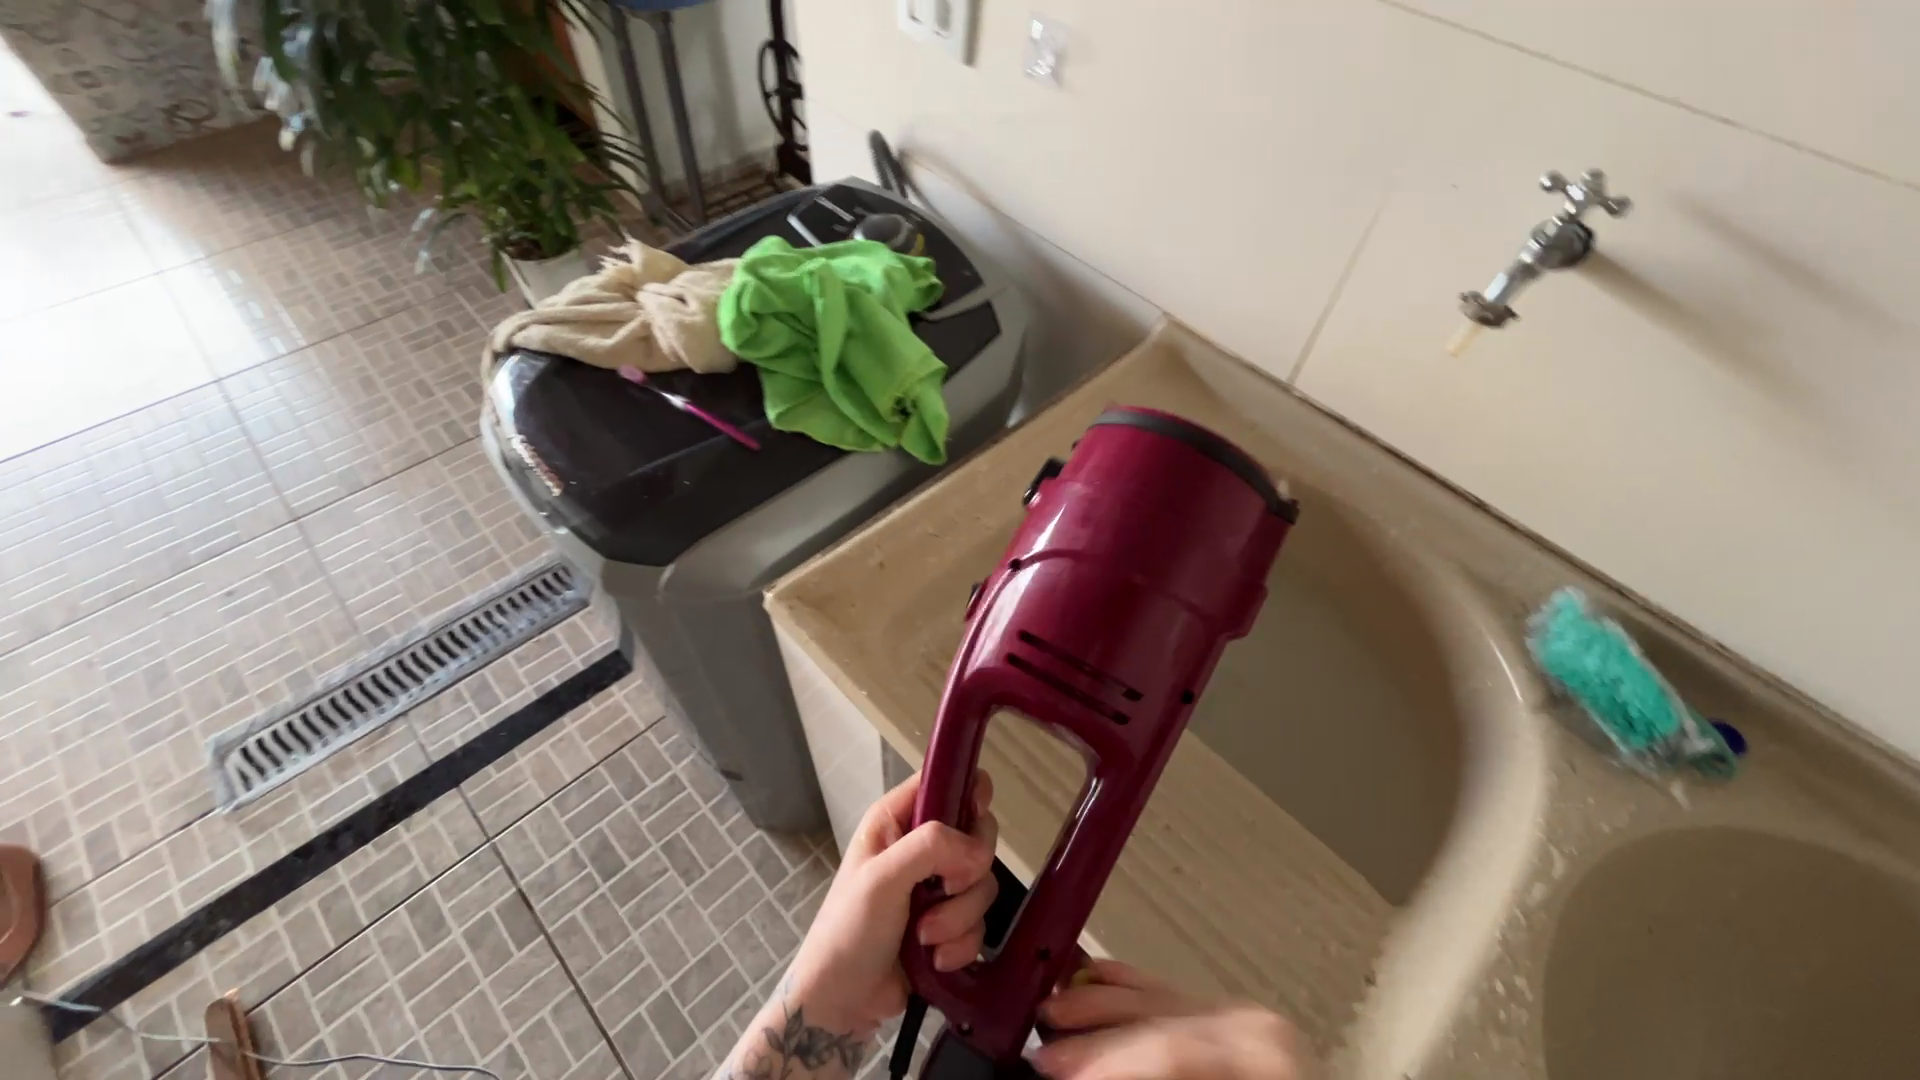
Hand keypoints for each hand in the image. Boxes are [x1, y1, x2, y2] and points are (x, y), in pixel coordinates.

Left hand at [783, 770, 999, 1036]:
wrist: (842, 1004)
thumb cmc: (848, 930)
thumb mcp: (882, 878)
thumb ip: (931, 847)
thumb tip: (978, 851)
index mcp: (897, 820)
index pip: (944, 782)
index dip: (968, 793)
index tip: (975, 820)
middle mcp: (920, 846)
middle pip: (976, 834)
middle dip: (967, 871)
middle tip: (944, 889)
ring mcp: (937, 886)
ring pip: (982, 883)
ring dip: (959, 917)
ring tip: (925, 937)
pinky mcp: (950, 923)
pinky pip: (980, 922)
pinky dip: (962, 943)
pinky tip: (935, 959)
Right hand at [1032, 960, 1313, 1079]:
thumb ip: (1148, 1072)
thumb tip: (1082, 1070)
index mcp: (1254, 1051)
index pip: (1164, 1045)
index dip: (1104, 1055)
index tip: (1051, 1064)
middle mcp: (1248, 1022)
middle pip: (1152, 1013)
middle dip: (1090, 1027)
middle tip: (1038, 1042)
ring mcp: (1241, 1013)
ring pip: (1154, 996)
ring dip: (1097, 1002)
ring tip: (1049, 1010)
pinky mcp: (1231, 1016)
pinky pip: (1170, 994)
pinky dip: (1127, 988)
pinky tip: (1092, 980)